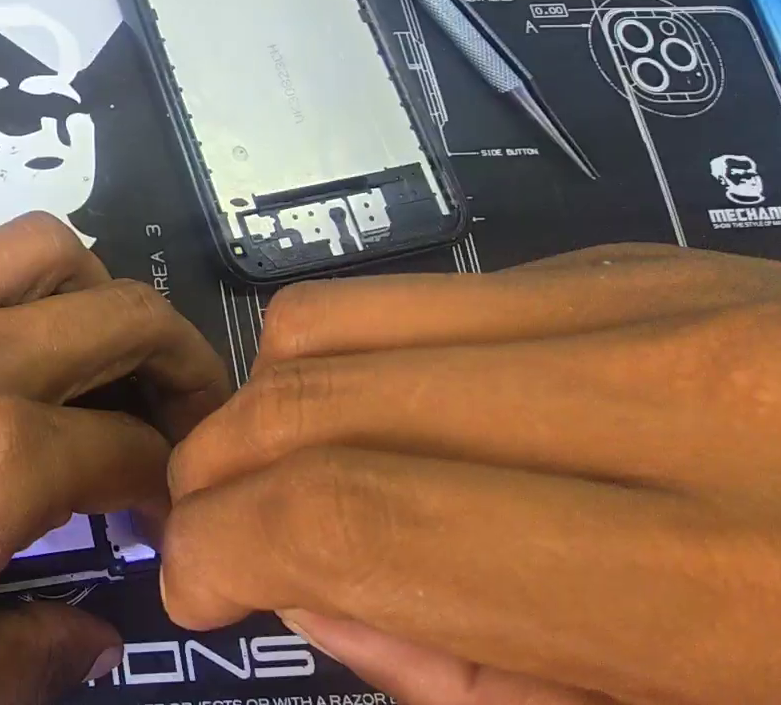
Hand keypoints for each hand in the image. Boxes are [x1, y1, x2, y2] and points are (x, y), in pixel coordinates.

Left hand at [0, 211, 228, 704]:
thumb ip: (34, 658)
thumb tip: (98, 629)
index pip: (134, 448)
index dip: (170, 483)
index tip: (160, 513)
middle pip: (120, 314)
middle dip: (174, 360)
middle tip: (168, 408)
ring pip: (37, 244)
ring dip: (80, 292)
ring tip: (68, 348)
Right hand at [160, 243, 780, 704]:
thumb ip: (498, 693)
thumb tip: (313, 597)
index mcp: (751, 587)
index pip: (361, 512)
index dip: (228, 548)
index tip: (195, 587)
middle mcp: (689, 390)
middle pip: (321, 393)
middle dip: (218, 469)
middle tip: (213, 534)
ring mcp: (663, 293)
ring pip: (335, 321)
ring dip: (264, 406)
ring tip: (283, 478)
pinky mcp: (650, 260)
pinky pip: (415, 298)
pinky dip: (349, 366)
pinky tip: (395, 432)